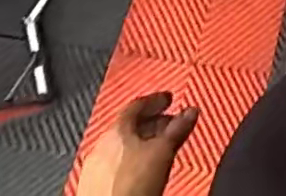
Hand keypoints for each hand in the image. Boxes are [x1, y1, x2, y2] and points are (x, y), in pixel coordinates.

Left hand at [78, 92, 199, 195]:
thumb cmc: (131, 187)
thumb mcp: (164, 150)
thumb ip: (178, 128)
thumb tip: (190, 112)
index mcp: (115, 131)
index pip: (137, 105)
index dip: (156, 100)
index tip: (168, 99)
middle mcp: (101, 147)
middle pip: (130, 127)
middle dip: (153, 124)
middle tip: (171, 123)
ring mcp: (95, 171)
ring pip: (123, 149)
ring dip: (143, 145)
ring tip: (161, 150)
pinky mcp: (95, 190)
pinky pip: (117, 168)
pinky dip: (133, 163)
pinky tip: (144, 172)